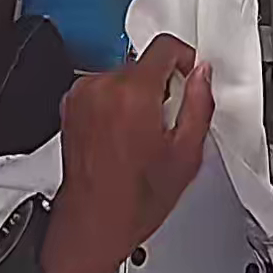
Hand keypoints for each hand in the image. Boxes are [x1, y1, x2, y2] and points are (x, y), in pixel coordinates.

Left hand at [41, 35, 214, 272]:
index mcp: (133, 94)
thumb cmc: (133, 201)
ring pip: (124, 75)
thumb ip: (199, 103)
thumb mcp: (186, 155)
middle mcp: (103, 87)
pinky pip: (104, 87)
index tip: (190, 72)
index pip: (165, 46)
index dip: (185, 57)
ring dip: (137, 93)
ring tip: (142, 132)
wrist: (91, 225)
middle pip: (144, 63)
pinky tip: (122, 134)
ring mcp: (82, 95)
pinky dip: (116, 101)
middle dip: (161, 84)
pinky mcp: (71, 105)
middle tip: (167, 118)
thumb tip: (201, 74)